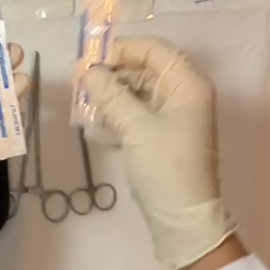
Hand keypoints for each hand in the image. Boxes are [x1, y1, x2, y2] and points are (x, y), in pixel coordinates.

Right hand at [80, 37, 236, 268]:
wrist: (182, 220)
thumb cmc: (165, 169)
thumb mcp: (136, 129)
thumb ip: (111, 96)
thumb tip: (88, 71)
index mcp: (188, 85)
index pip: (155, 50)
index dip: (123, 49)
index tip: (91, 60)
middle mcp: (185, 95)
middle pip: (146, 69)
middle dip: (114, 73)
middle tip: (81, 83)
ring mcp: (175, 118)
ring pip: (140, 93)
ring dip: (113, 96)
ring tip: (85, 104)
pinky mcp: (164, 138)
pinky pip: (139, 115)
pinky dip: (119, 116)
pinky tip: (96, 125)